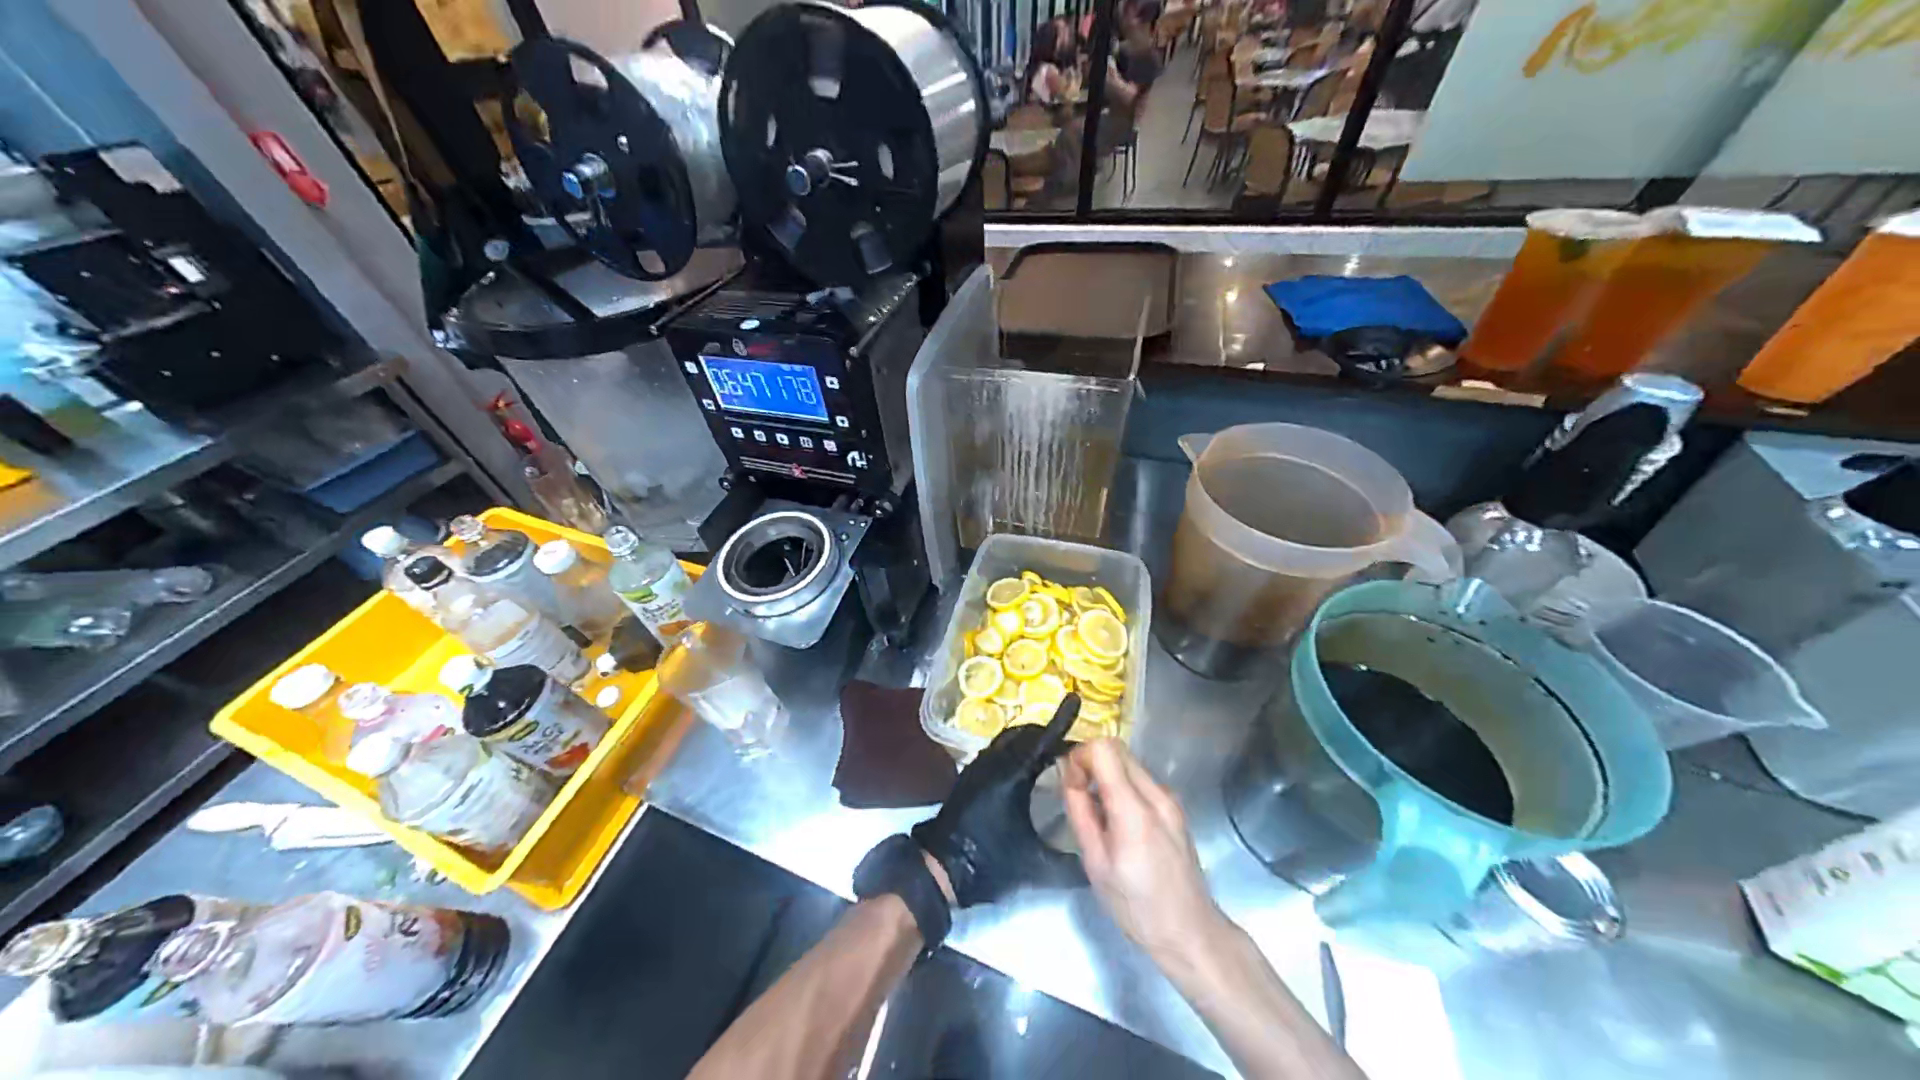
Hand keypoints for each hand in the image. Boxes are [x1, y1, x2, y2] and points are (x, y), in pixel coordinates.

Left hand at [911, 696, 1086, 906]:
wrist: (941, 868)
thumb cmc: (989, 862)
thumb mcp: (1033, 865)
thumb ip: (1067, 864)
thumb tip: (1095, 866)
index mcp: (1013, 777)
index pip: (1043, 742)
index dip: (1061, 722)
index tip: (1075, 701)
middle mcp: (995, 763)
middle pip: (1027, 735)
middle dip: (1050, 733)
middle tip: (1073, 744)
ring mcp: (979, 766)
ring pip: (1010, 739)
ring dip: (1032, 739)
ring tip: (1053, 751)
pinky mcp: (971, 775)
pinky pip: (999, 749)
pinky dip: (1017, 748)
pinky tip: (1026, 765)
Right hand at [1061, 738, 1224, 961]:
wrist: (1190, 933)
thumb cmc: (1136, 906)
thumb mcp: (1095, 863)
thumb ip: (1079, 812)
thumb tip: (1067, 775)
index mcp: (1134, 809)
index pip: (1104, 749)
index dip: (1080, 757)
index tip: (1071, 783)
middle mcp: (1157, 795)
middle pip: (1118, 750)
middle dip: (1091, 763)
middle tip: (1079, 795)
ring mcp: (1171, 800)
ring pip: (1130, 763)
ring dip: (1107, 774)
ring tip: (1098, 813)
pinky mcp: (1176, 809)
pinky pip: (1142, 781)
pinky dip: (1123, 787)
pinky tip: (1118, 822)